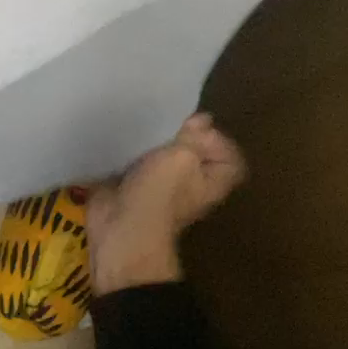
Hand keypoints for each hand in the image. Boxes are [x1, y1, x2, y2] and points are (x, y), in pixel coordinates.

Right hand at [87, 112, 245, 293]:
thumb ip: (193, 136)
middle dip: (178, 134)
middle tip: (164, 122)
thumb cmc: (159, 194)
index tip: (193, 128)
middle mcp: (190, 183)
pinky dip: (129, 150)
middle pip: (192, 150)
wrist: (120, 229)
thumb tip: (201, 120)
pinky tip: (123, 137)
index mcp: (213, 180)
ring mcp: (160, 185)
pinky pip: (135, 161)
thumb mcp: (183, 157)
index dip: (215, 138)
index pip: (227, 154)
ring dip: (152, 140)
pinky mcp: (132, 185)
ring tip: (142, 125)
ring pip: (161, 154)